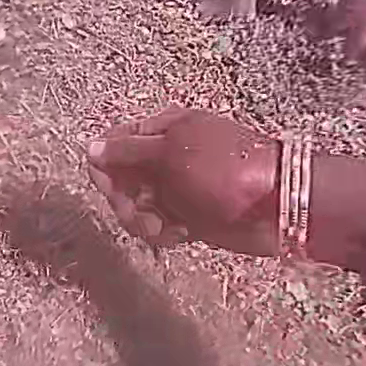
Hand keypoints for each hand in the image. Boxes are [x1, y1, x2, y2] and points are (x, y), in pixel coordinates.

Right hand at [86, 109, 278, 255]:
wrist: (276, 206)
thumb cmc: (222, 169)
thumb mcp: (170, 152)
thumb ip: (126, 151)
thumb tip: (89, 148)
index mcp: (162, 130)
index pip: (112, 145)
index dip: (105, 169)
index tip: (112, 188)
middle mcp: (164, 157)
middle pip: (119, 180)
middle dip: (125, 201)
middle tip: (142, 212)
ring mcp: (175, 188)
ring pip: (135, 206)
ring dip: (143, 221)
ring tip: (165, 227)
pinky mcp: (185, 215)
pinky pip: (156, 225)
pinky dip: (163, 232)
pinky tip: (181, 234)